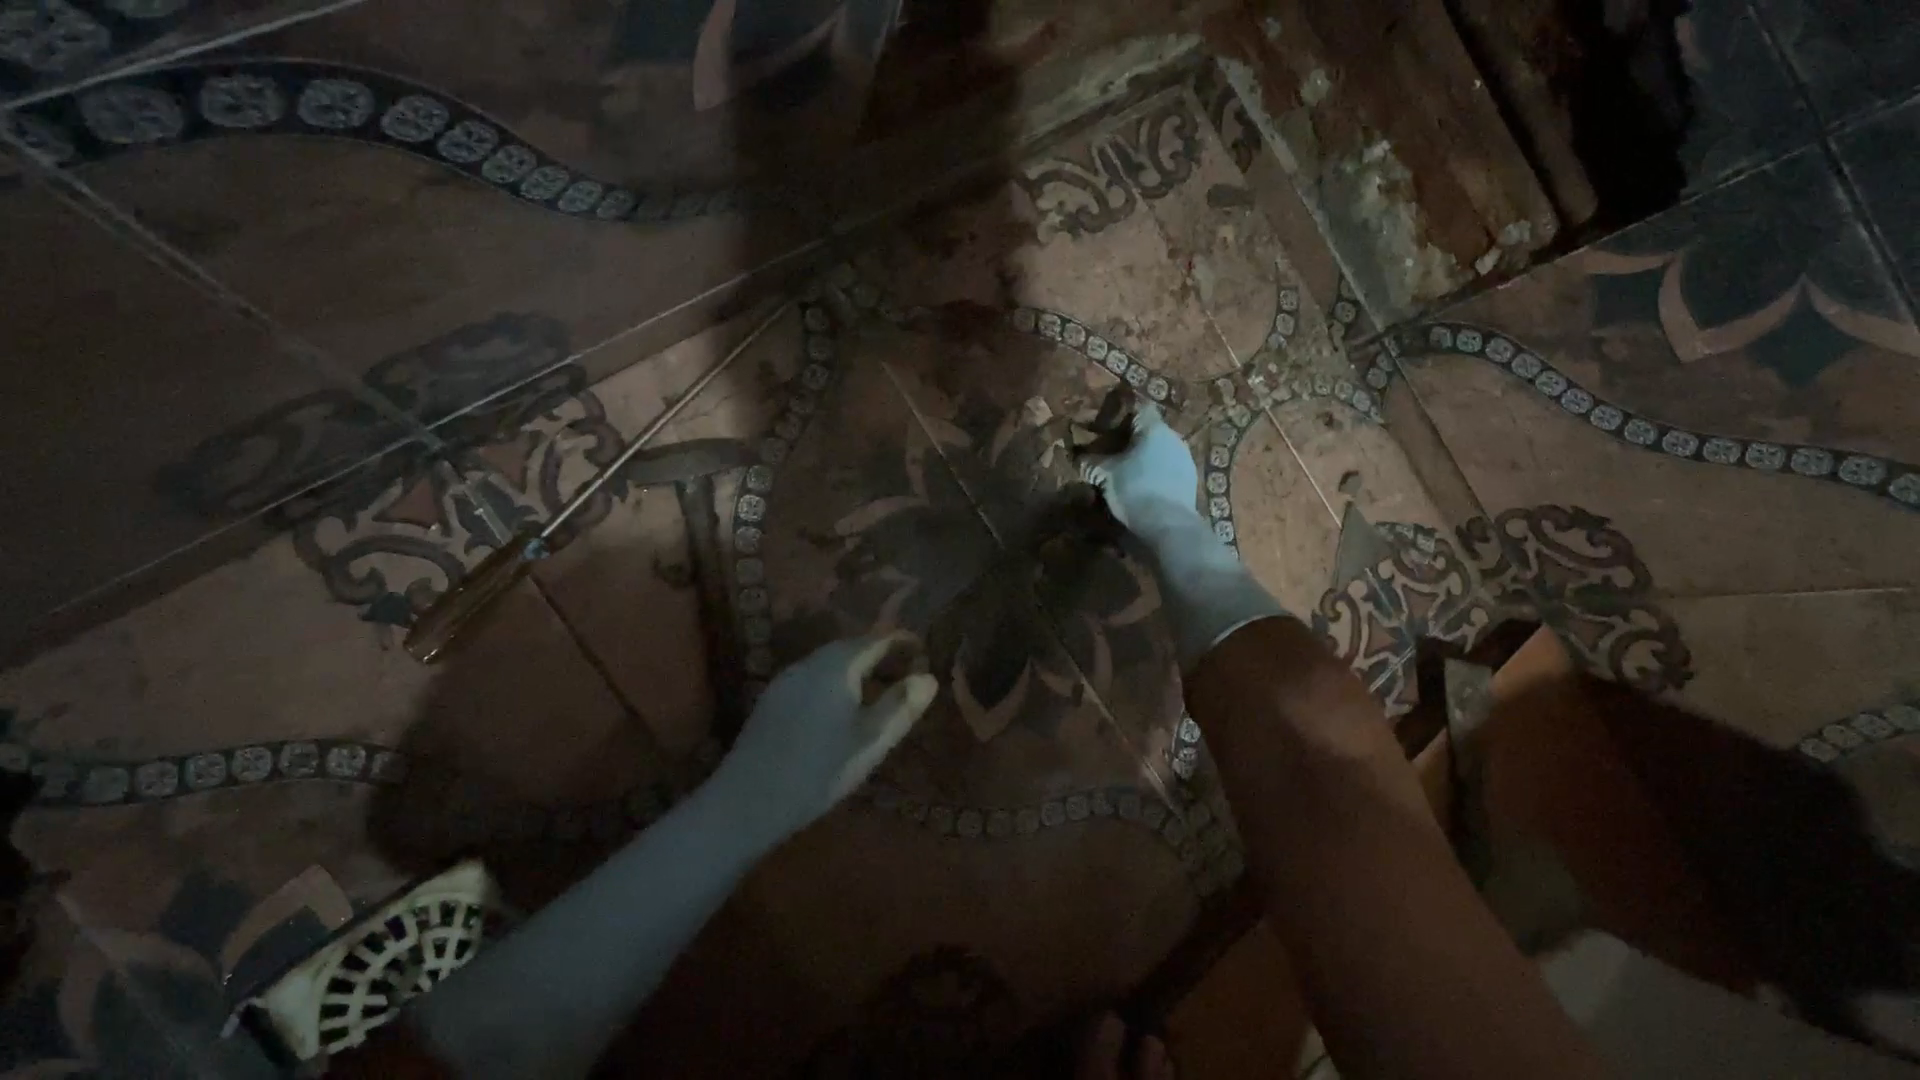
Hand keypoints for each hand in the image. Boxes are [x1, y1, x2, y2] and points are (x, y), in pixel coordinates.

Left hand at [709, 633, 938, 838]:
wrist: (747, 802)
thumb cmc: (819, 770)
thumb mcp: (871, 741)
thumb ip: (901, 706)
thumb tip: (928, 677)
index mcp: (836, 666)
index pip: (875, 640)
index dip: (901, 641)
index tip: (922, 648)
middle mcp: (808, 664)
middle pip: (848, 647)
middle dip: (878, 653)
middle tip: (904, 667)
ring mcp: (785, 681)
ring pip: (828, 664)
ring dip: (855, 668)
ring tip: (877, 688)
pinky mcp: (771, 702)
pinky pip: (811, 679)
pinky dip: (834, 683)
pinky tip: (840, 708)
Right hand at [1079, 404, 1198, 532]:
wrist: (1169, 525)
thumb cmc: (1135, 490)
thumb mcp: (1105, 475)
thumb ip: (1090, 462)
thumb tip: (1077, 456)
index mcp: (1154, 429)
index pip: (1140, 407)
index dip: (1123, 412)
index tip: (1107, 422)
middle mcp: (1173, 438)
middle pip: (1150, 430)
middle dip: (1131, 438)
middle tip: (1111, 449)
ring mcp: (1185, 459)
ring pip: (1160, 450)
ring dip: (1144, 457)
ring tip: (1125, 471)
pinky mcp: (1189, 480)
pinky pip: (1167, 468)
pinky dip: (1154, 473)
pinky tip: (1142, 487)